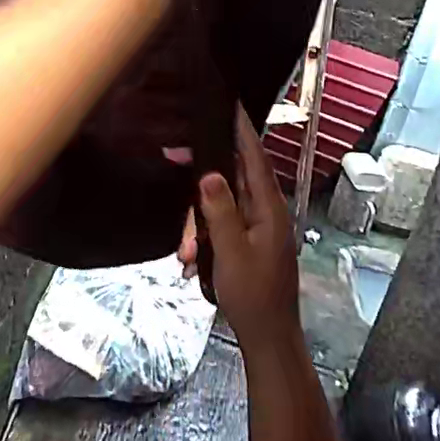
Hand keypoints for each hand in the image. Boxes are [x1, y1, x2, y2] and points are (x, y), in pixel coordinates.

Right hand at [179, 105, 301, 350]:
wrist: (269, 337)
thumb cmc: (252, 294)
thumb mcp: (231, 251)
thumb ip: (220, 210)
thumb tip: (209, 172)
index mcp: (269, 207)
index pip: (254, 157)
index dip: (241, 129)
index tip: (227, 103)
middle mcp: (266, 211)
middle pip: (233, 177)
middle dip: (203, 174)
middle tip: (171, 155)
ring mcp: (259, 227)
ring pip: (223, 204)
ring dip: (200, 222)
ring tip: (188, 253)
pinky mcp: (250, 242)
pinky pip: (224, 226)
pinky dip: (207, 238)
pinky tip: (194, 263)